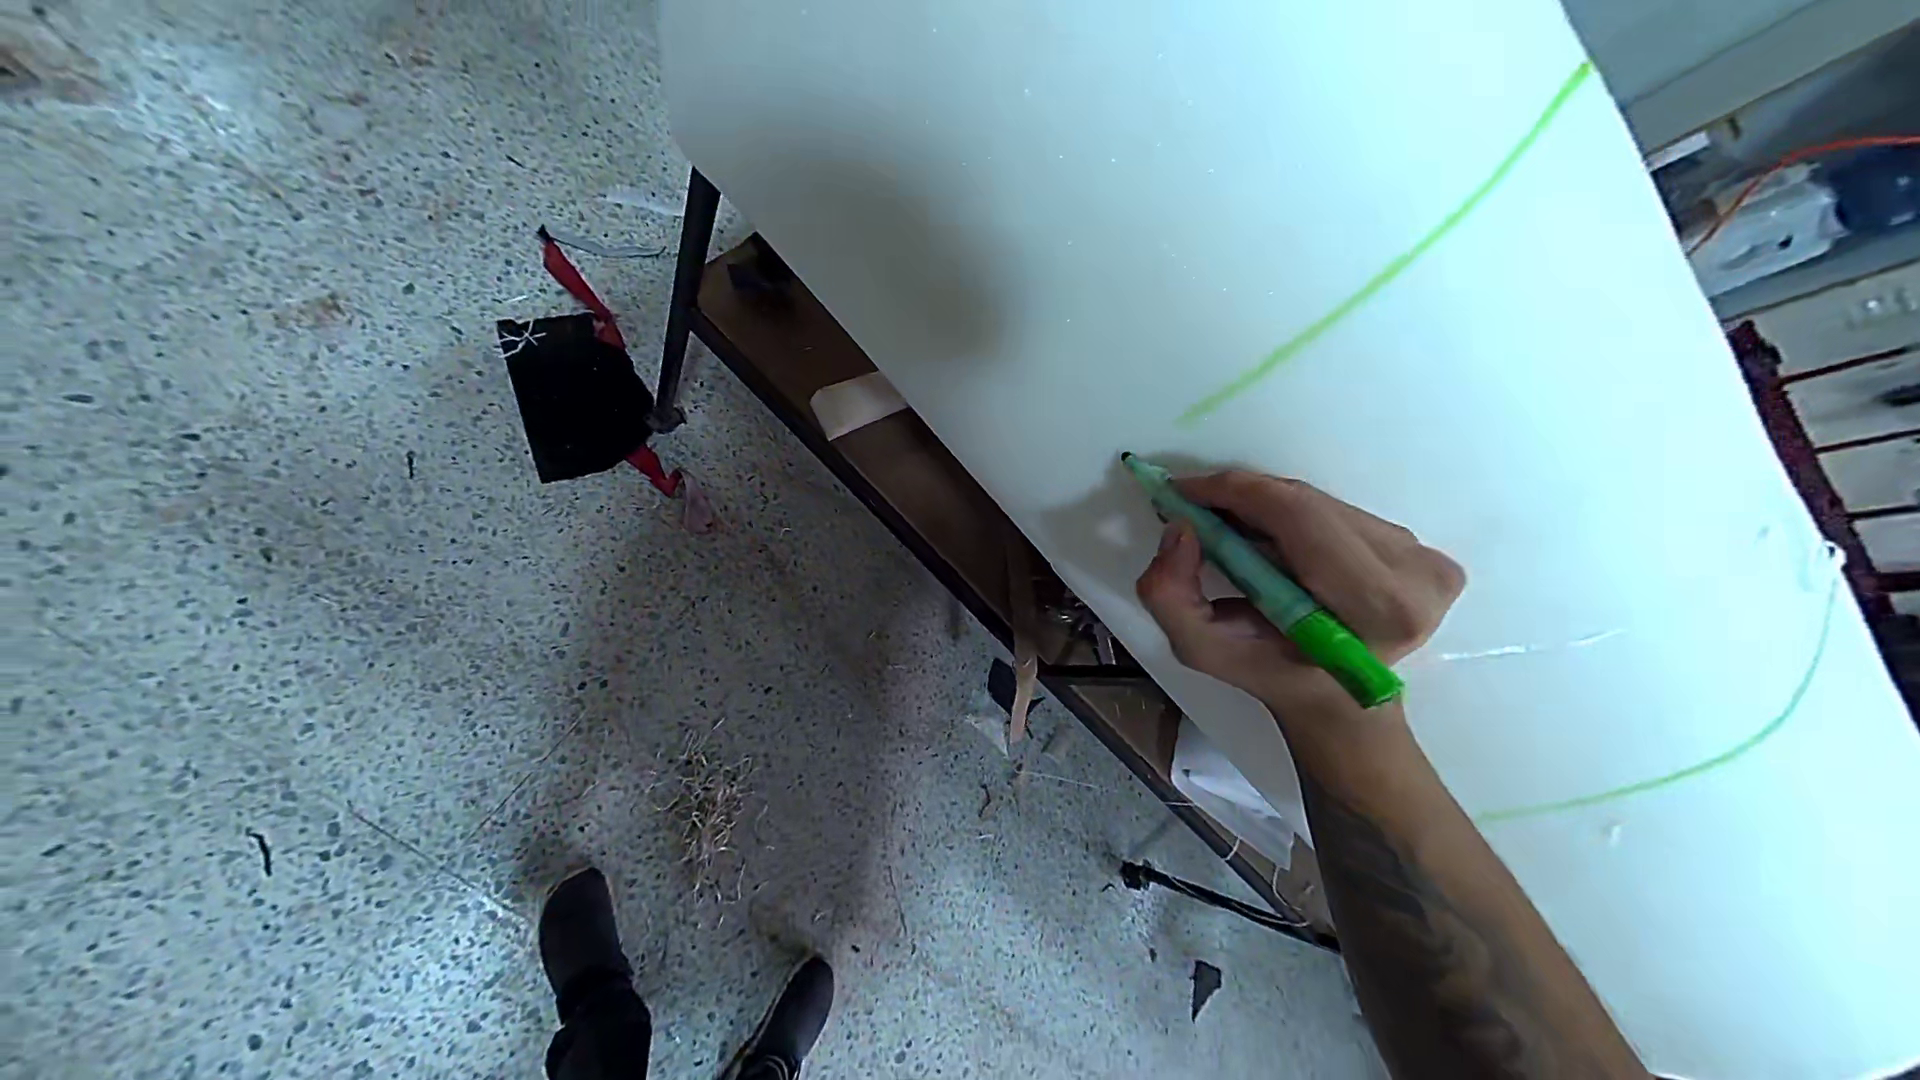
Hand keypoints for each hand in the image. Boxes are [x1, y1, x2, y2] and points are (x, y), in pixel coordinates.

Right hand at [1135, 471, 1464, 724]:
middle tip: (1193, 506)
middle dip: (1241, 496)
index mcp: (1375, 604)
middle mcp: (1416, 573)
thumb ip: (1171, 593)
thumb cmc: (1271, 675)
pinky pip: (1338, 512)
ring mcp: (1426, 558)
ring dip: (1264, 506)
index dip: (1234, 491)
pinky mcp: (1424, 550)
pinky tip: (1267, 540)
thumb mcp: (1201, 647)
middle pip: (1307, 503)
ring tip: (1226, 526)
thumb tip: (1180, 528)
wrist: (1335, 700)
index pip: (1298, 516)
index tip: (1181, 490)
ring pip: (1320, 503)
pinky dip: (1291, 516)